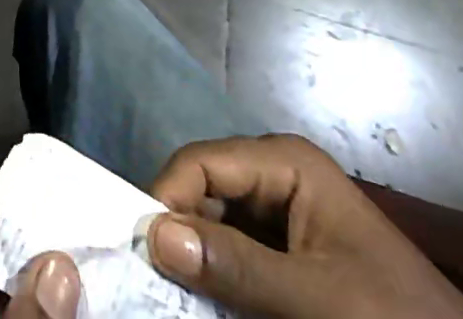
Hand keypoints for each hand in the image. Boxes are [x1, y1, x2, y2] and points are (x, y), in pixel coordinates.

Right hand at [145, 134, 462, 318]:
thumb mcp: (318, 299)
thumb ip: (238, 267)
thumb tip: (154, 235)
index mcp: (284, 163)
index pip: (198, 163)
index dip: (166, 200)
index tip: (144, 254)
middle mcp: (273, 174)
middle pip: (198, 191)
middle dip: (178, 234)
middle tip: (154, 280)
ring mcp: (277, 210)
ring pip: (207, 223)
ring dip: (192, 260)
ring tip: (176, 293)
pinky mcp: (279, 247)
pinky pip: (228, 251)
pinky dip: (213, 276)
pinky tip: (205, 300)